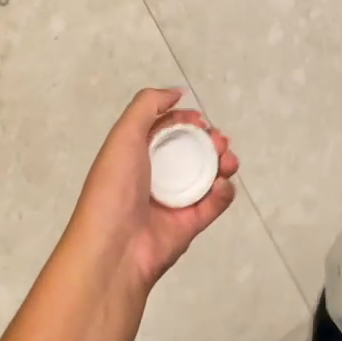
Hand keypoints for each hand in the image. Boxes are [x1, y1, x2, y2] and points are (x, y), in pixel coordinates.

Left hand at [65, 87, 239, 294]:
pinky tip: (221, 184)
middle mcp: (157, 175)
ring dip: (223, 161)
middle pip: (193, 150)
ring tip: (227, 160)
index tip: (199, 119)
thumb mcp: (123, 135)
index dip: (186, 120)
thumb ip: (148, 105)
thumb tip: (176, 91)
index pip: (168, 129)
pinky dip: (223, 191)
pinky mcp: (191, 224)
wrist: (114, 249)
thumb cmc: (114, 187)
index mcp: (137, 154)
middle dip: (211, 140)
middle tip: (219, 141)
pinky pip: (215, 202)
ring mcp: (176, 200)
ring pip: (209, 173)